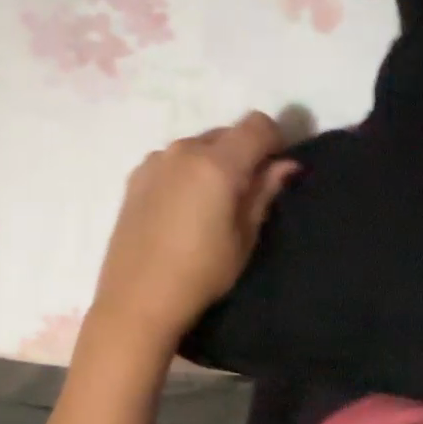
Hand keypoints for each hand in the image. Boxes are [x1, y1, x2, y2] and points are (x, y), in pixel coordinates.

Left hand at [89, 112, 298, 336]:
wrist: (138, 299)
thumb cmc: (202, 273)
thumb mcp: (244, 238)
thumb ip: (264, 193)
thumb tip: (286, 165)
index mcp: (216, 163)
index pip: (257, 124)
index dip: (275, 141)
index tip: (278, 171)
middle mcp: (183, 150)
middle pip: (226, 133)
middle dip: (244, 154)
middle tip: (249, 195)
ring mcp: (155, 160)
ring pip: (198, 147)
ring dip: (215, 164)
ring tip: (214, 206)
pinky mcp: (136, 177)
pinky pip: (174, 161)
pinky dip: (189, 173)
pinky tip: (185, 211)